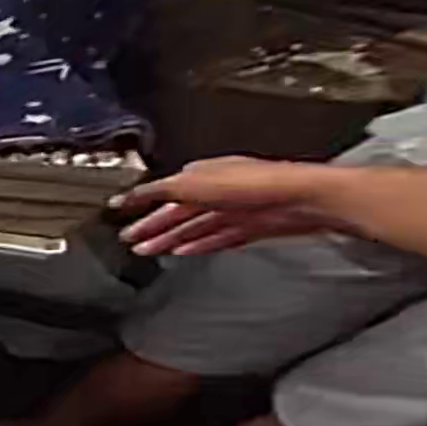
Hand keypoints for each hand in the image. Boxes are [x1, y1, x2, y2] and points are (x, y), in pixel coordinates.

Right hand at [112, 156, 345, 256]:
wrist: (306, 198)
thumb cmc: (252, 184)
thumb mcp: (187, 184)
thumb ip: (151, 192)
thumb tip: (120, 198)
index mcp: (206, 173)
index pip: (167, 190)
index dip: (144, 203)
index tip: (124, 214)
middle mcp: (223, 189)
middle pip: (180, 211)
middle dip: (153, 226)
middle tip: (130, 239)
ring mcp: (240, 208)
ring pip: (196, 226)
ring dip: (170, 239)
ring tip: (148, 251)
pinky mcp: (255, 226)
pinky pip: (220, 237)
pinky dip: (200, 244)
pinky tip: (184, 252)